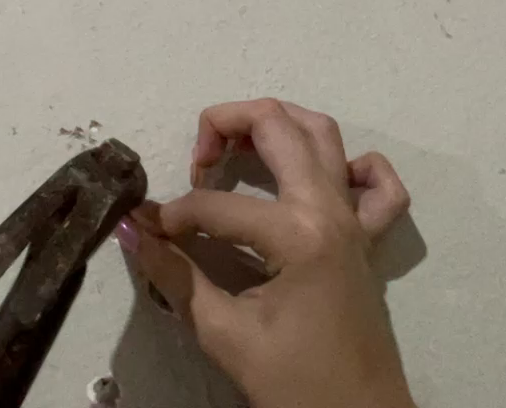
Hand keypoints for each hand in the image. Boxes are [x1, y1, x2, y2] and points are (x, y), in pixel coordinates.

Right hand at [117, 98, 414, 407]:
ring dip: (274, 125)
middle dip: (221, 126)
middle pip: (275, 124)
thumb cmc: (297, 386)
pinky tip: (314, 178)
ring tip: (237, 148)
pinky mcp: (367, 235)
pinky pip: (375, 181)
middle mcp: (329, 207)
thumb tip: (130, 229)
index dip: (172, 215)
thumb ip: (173, 275)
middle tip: (196, 164)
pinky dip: (348, 164)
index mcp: (297, 233)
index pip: (215, 203)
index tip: (149, 232)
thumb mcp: (225, 335)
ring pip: (321, 132)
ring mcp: (354, 217)